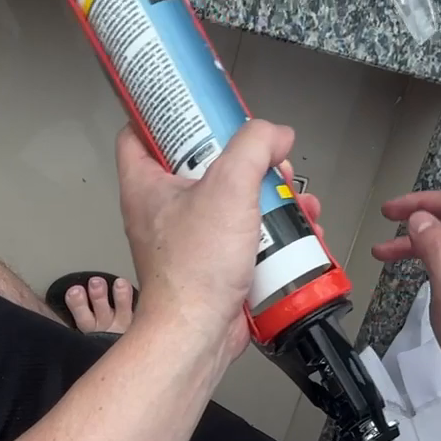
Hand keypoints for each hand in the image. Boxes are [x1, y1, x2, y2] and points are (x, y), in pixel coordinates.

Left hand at [115, 120, 295, 365]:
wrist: (199, 334)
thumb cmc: (195, 270)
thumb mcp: (228, 187)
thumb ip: (254, 147)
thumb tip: (275, 135)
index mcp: (146, 186)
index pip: (139, 132)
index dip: (167, 113)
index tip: (200, 107)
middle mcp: (162, 213)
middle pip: (202, 167)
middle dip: (245, 162)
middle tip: (268, 163)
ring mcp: (188, 242)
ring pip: (231, 205)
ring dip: (270, 199)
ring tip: (295, 201)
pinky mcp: (213, 268)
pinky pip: (244, 240)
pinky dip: (273, 235)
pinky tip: (301, 233)